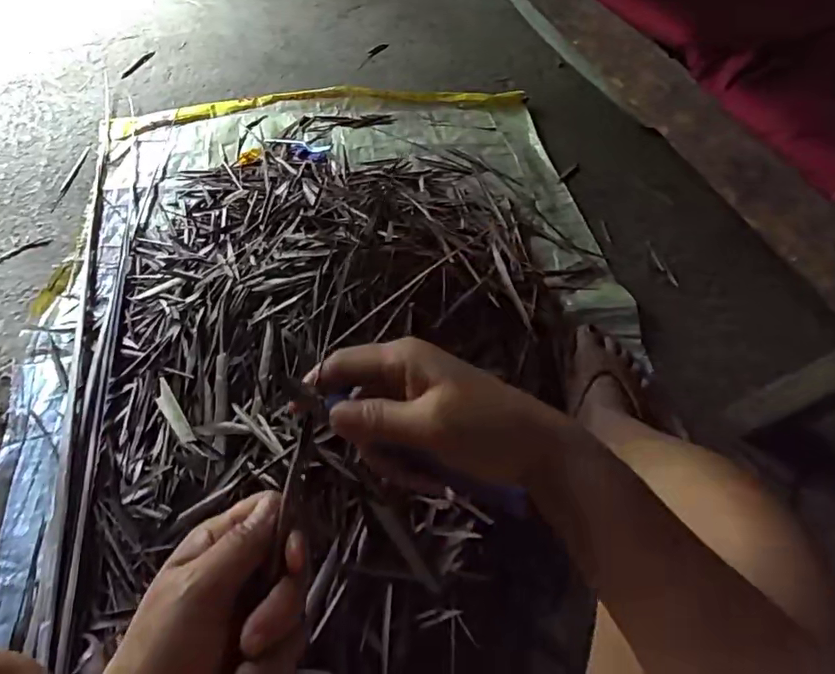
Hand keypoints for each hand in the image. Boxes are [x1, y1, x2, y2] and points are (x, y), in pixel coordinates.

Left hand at [107, 491, 307, 673]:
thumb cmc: (160, 645)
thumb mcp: (195, 588)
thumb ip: (238, 545)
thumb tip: (275, 502)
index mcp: (221, 542)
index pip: (270, 509)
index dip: (289, 528)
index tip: (291, 561)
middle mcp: (244, 570)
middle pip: (293, 561)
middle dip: (282, 601)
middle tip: (252, 636)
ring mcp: (256, 611)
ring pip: (296, 607)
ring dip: (275, 641)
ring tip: (243, 661)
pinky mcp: (264, 650)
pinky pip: (290, 646)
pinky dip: (271, 666)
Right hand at [309, 337, 572, 487]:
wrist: (540, 449)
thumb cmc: (485, 429)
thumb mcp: (428, 427)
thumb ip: (376, 418)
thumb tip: (330, 412)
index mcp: (401, 357)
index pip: (342, 363)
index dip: (316, 385)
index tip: (294, 417)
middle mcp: (403, 369)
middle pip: (357, 402)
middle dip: (371, 441)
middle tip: (398, 468)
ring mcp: (415, 394)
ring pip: (376, 427)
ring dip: (394, 458)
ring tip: (427, 476)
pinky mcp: (426, 417)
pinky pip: (398, 439)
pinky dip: (409, 461)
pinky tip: (435, 476)